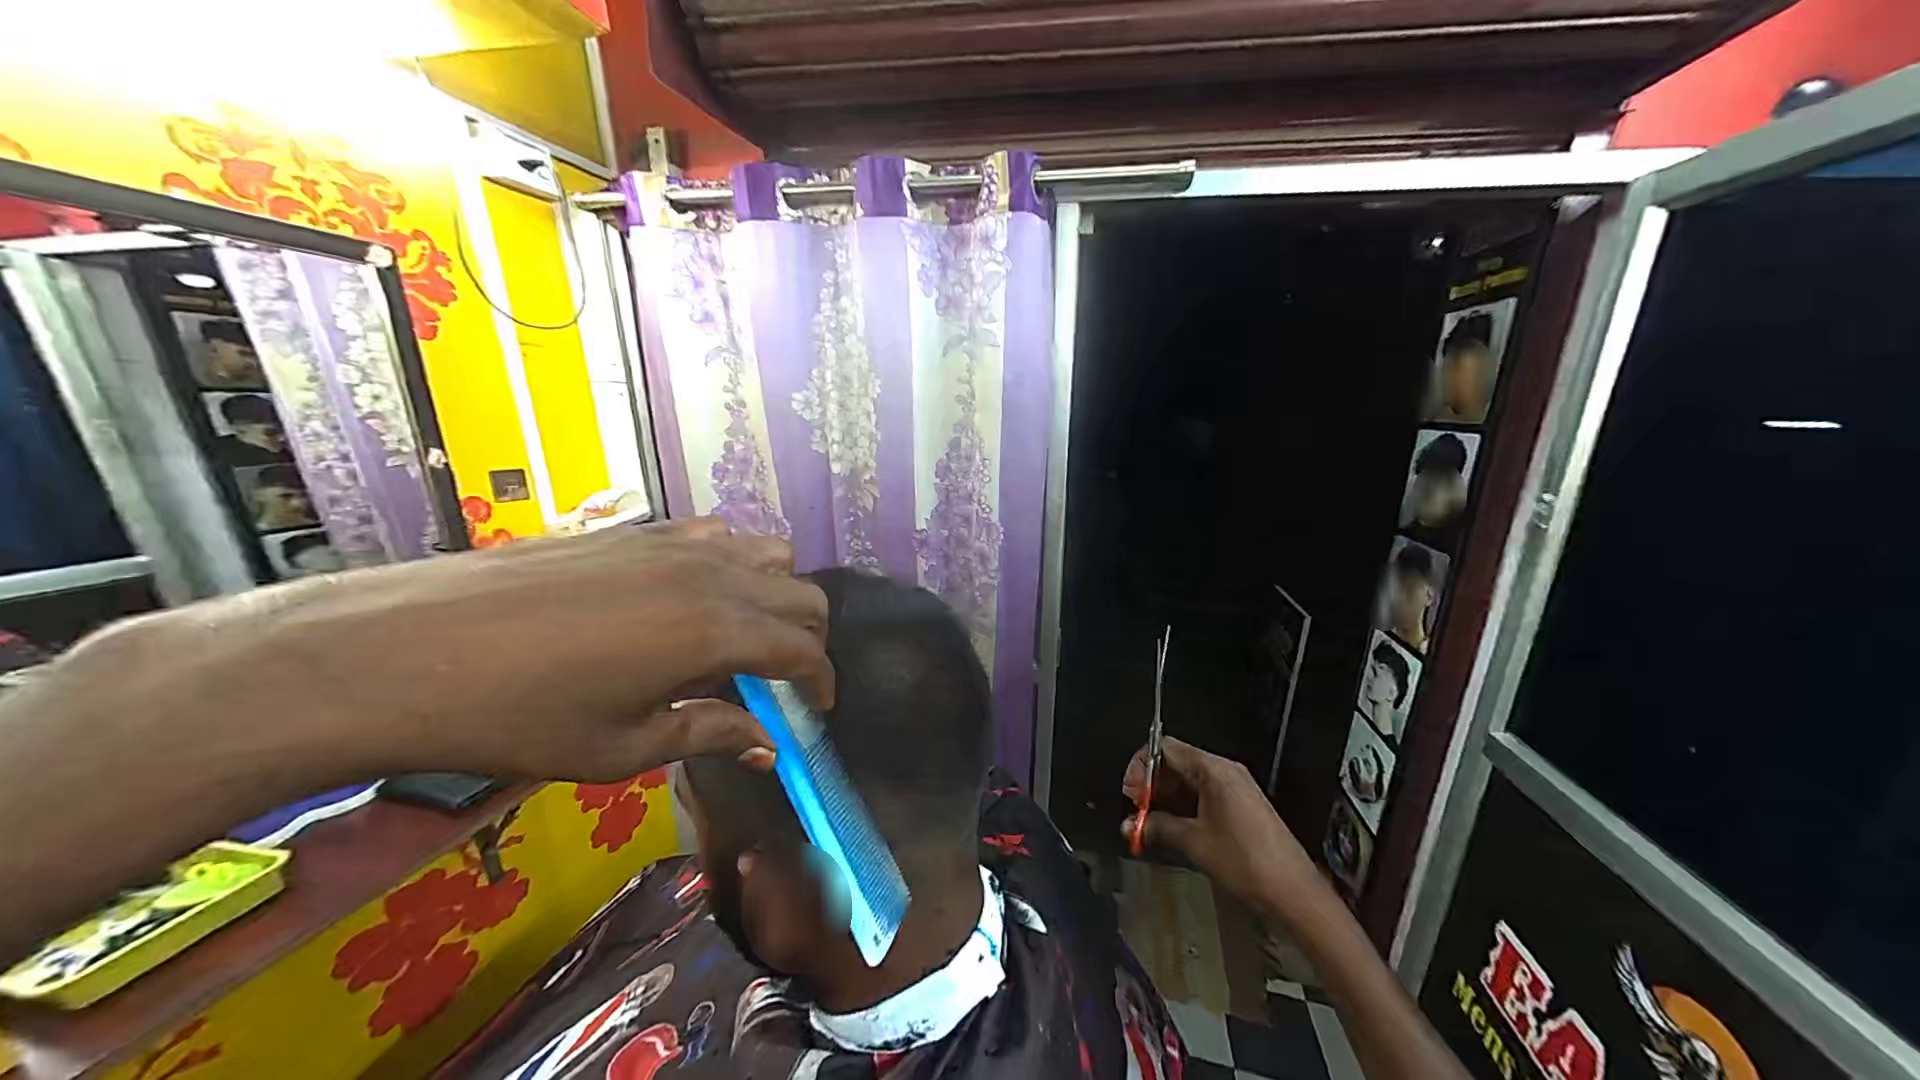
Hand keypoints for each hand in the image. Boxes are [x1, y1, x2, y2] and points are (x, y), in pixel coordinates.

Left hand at [73, 517, 831, 782]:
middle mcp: (712, 574)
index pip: (803, 649)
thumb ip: (709, 734)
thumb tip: (767, 745)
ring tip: (744, 635)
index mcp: (716, 631)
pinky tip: (693, 597)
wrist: (402, 650)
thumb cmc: (517, 718)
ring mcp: (675, 541)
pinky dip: (731, 564)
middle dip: (809, 637)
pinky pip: (716, 535)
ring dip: (774, 594)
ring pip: (766, 552)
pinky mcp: (637, 527)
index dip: (821, 682)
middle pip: (801, 593)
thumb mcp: (621, 748)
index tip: (817, 708)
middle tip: (787, 678)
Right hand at [1121, 736, 1322, 919]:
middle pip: (1176, 761)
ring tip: (1149, 821)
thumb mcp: (1194, 841)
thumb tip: (1131, 825)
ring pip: (1189, 779)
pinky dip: (1184, 805)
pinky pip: (1204, 793)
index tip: (1131, 792)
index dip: (1141, 766)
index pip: (1166, 748)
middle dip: (1151, 783)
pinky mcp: (1241, 804)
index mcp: (1214, 770)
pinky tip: (1172, 826)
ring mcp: (1235, 787)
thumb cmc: (1247, 862)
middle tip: (1135, 809)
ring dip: (1166, 797)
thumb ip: (1157, 826)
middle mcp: (1226, 771)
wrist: (1294, 893)